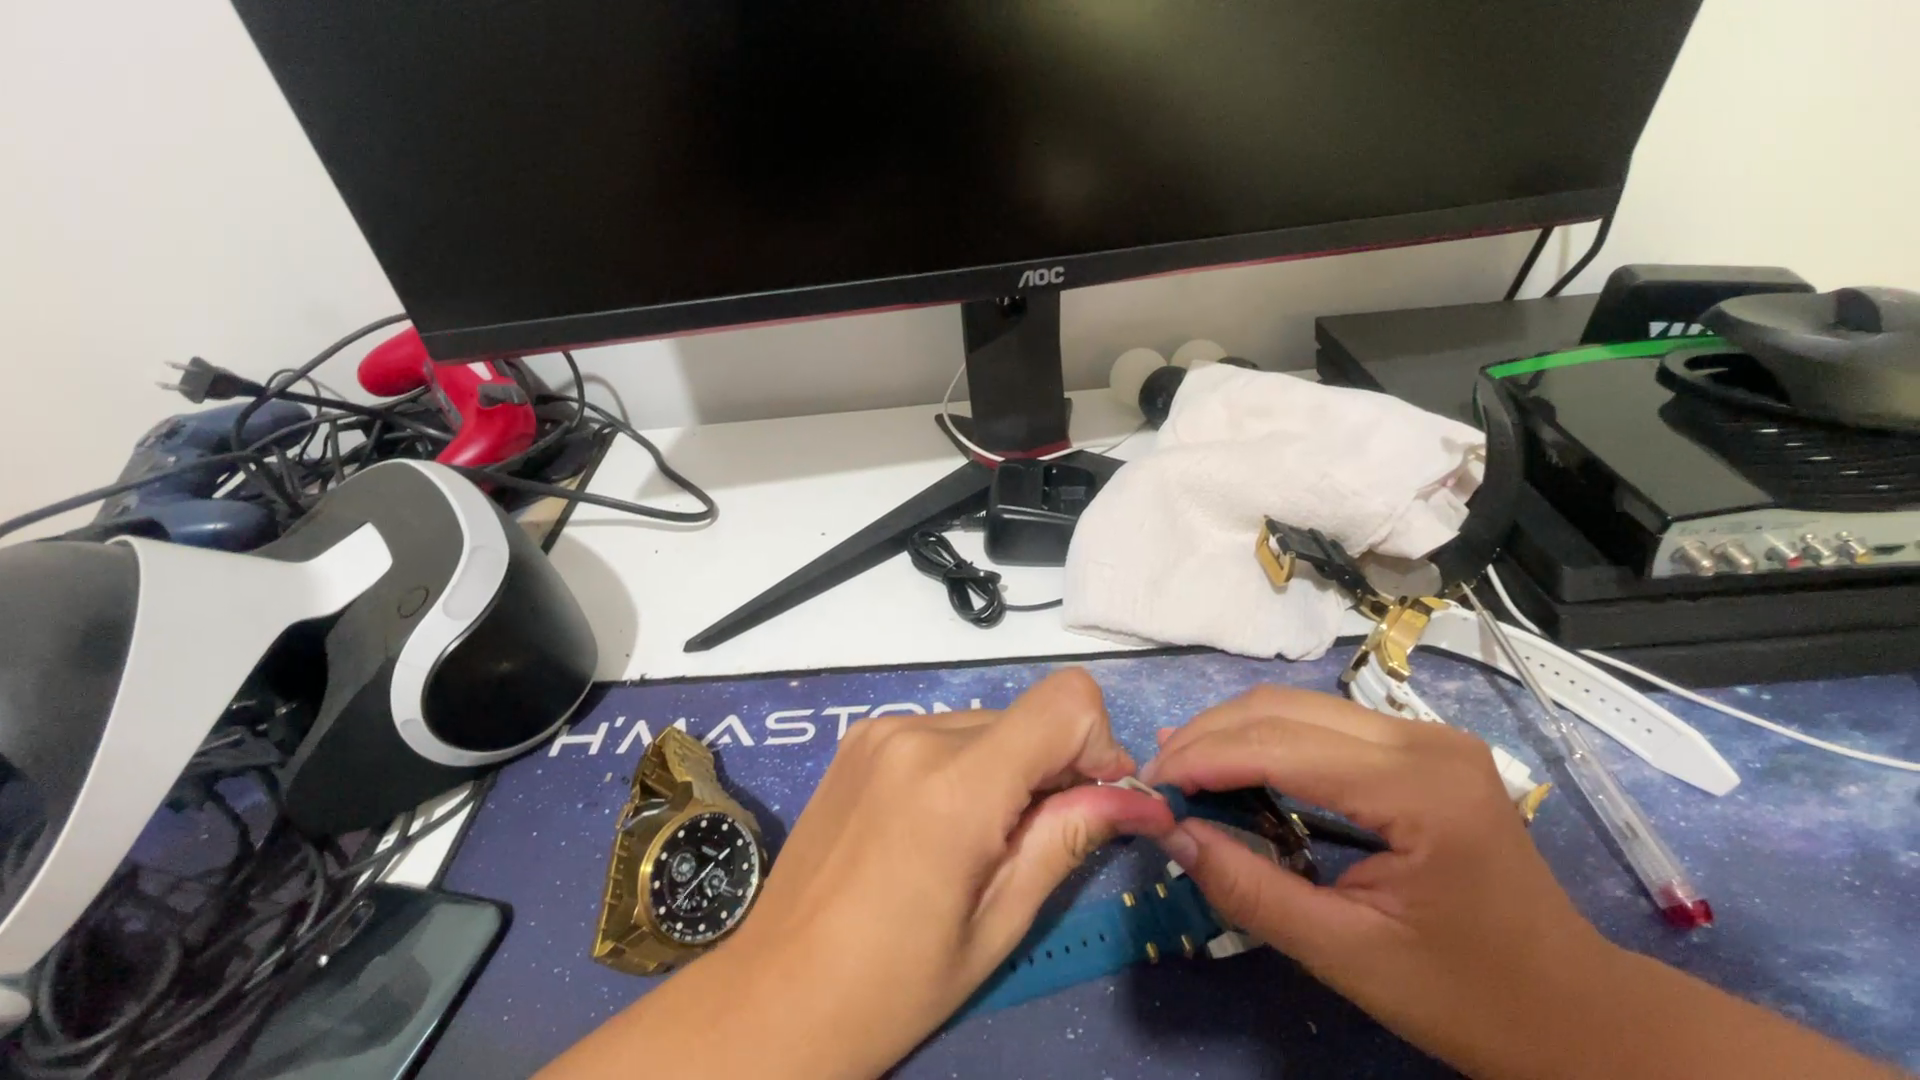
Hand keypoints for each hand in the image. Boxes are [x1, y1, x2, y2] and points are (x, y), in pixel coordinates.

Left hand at [542, 668, 1174, 1079]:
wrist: (774, 995)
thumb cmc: (893, 985)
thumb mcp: (998, 924)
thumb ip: (1068, 839)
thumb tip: (1140, 798)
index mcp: (955, 784)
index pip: (1066, 700)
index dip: (1099, 744)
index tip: (1093, 804)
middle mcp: (914, 733)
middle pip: (1027, 717)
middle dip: (1053, 768)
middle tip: (1032, 844)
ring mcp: (878, 731)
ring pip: (986, 724)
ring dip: (1005, 770)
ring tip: (975, 844)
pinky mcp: (856, 739)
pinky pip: (940, 732)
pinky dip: (962, 766)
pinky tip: (936, 826)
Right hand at [1142, 686, 1610, 1078]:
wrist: (1574, 1010)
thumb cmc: (1467, 995)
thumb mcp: (1347, 955)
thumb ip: (1251, 890)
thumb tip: (1172, 833)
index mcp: (1420, 789)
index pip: (1281, 745)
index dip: (1204, 757)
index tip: (1149, 785)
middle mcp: (1425, 741)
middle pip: (1284, 709)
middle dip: (1208, 736)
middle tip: (1158, 779)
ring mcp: (1427, 737)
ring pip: (1298, 706)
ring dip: (1232, 733)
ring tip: (1183, 770)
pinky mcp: (1422, 749)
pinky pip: (1323, 724)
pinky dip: (1267, 740)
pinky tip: (1234, 765)